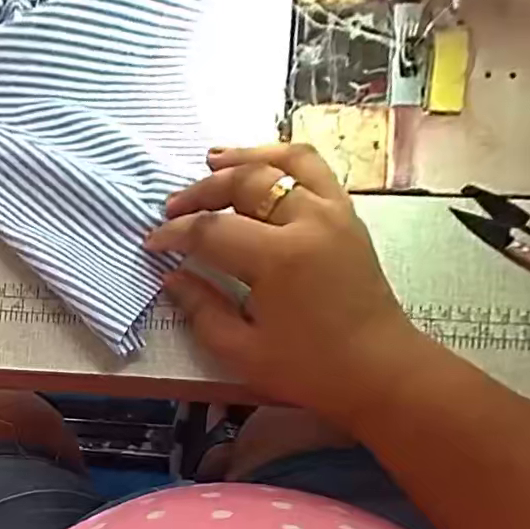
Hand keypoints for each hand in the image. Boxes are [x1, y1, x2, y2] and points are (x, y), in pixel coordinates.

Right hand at [145, 144, 445, 428]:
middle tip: (172, 206)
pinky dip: (282, 161)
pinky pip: (314, 170)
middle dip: (202, 191)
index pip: (212, 230)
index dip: (175, 234)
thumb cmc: (308, 370)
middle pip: (247, 183)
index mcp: (279, 258)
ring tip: (213, 159)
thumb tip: (172, 279)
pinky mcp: (348, 218)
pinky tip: (261, 169)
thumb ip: (202, 310)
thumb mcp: (243, 351)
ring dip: (245, 157)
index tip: (152, 243)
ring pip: (286, 161)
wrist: (377, 371)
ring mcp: (335, 213)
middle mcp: (309, 221)